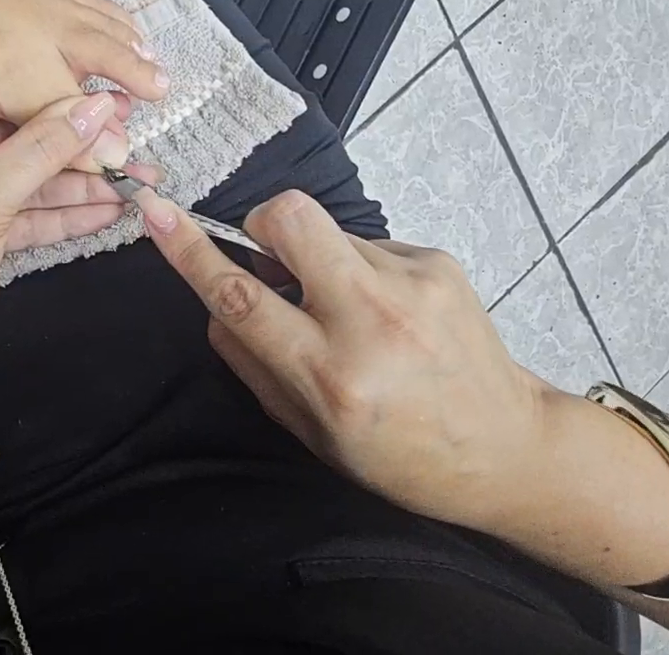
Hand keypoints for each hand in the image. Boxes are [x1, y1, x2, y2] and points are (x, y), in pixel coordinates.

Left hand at [0, 65, 152, 408]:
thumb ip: (43, 148)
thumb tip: (99, 106)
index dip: (14, 64)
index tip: (73, 65)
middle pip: (9, 129)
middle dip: (69, 138)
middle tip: (130, 137)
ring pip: (24, 176)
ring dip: (77, 182)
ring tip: (138, 181)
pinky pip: (22, 212)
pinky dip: (61, 214)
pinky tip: (109, 211)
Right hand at [136, 189, 553, 529]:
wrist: (512, 449)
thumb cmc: (400, 456)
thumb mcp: (310, 431)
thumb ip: (251, 363)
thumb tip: (214, 303)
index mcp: (331, 376)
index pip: (241, 299)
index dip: (190, 251)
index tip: (156, 212)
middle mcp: (372, 321)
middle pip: (292, 220)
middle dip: (263, 221)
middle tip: (274, 259)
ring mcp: (412, 285)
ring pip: (330, 231)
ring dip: (319, 260)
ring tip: (353, 310)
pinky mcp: (440, 262)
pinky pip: (369, 244)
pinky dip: (360, 269)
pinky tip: (390, 311)